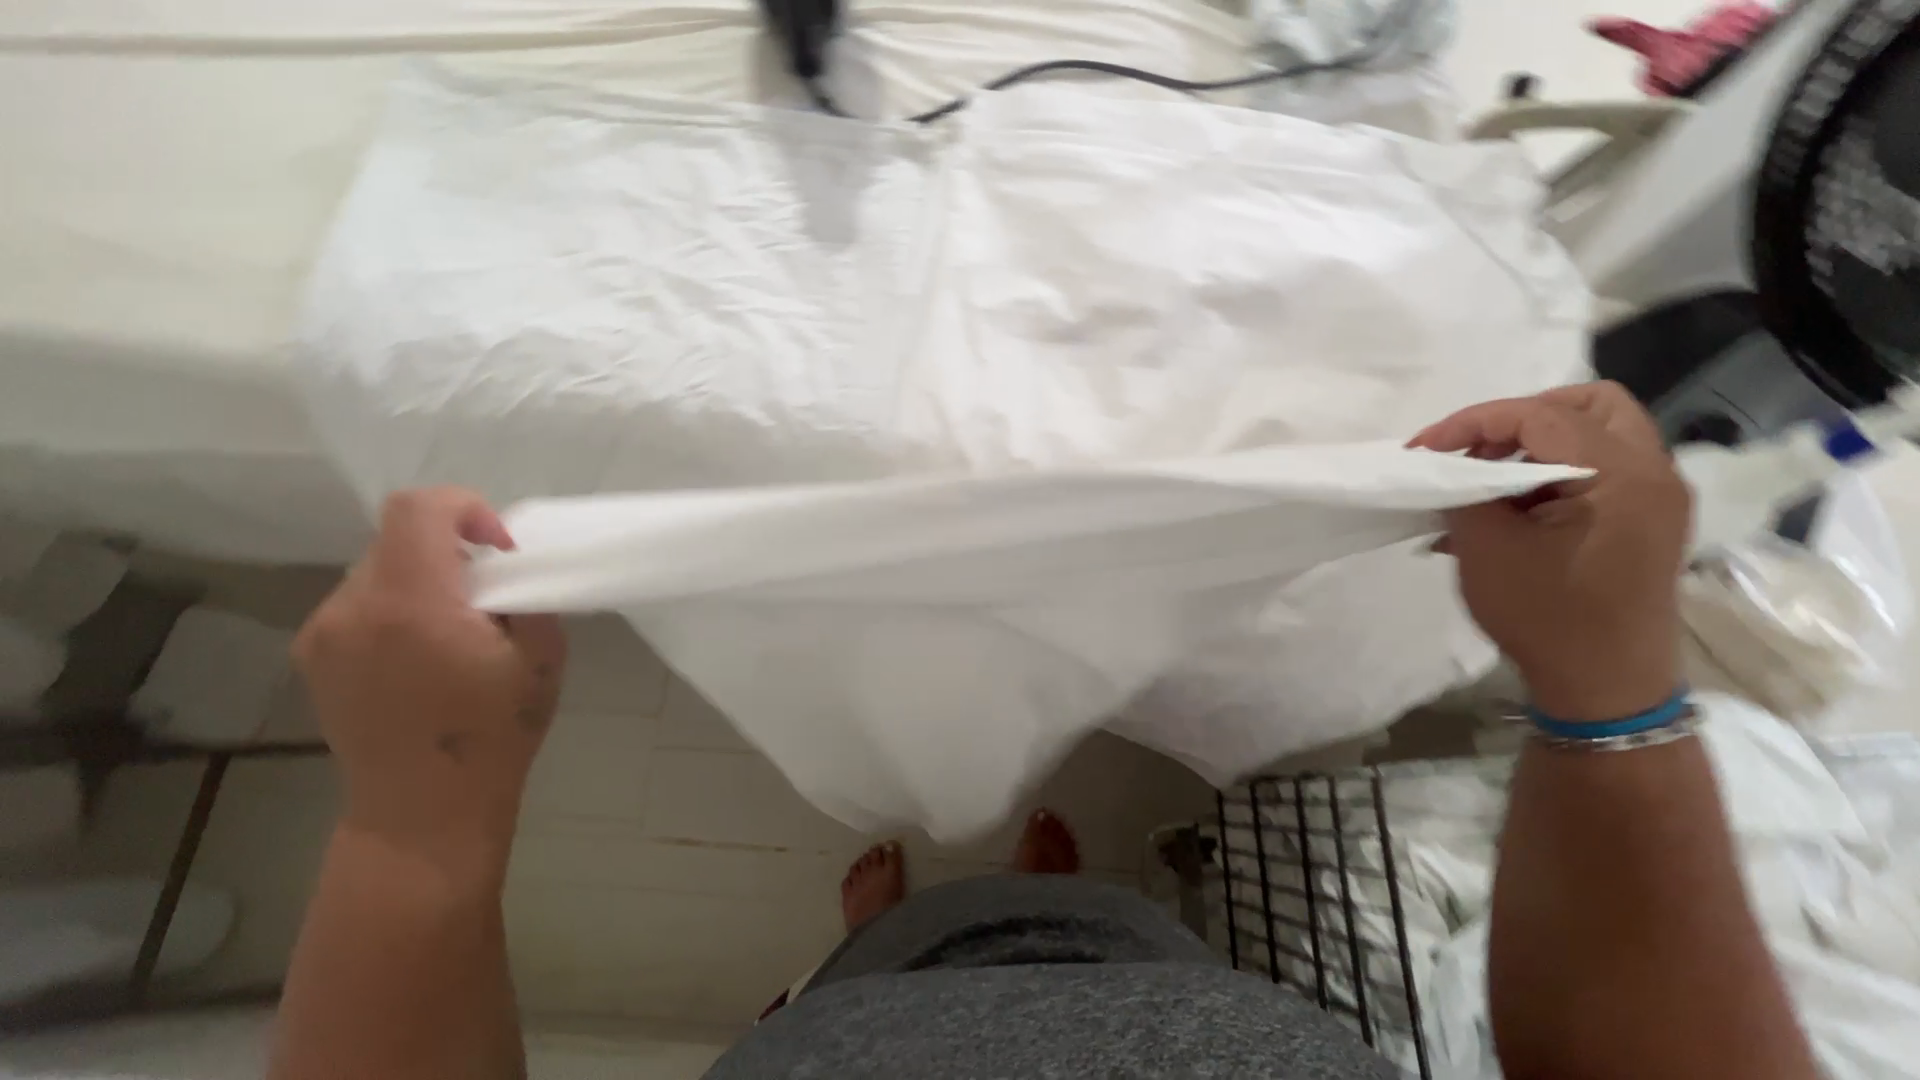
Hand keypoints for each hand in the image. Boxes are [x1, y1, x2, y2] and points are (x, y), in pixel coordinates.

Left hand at [294, 488, 565, 875]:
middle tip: (487, 595)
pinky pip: (359, 603)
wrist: (422, 813)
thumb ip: (527, 599)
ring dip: (422, 579)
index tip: (499, 550)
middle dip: (449, 549)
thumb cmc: (494, 737)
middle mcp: (351, 608)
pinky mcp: (312, 656)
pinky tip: (423, 652)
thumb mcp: (543, 659)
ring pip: (377, 569)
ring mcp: (323, 633)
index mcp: (412, 604)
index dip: (466, 508)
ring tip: (455, 628)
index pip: (419, 509)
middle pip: (398, 537)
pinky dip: (397, 606)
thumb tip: (504, 575)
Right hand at [1410, 382, 1689, 720]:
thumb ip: (1466, 491)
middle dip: (1521, 417)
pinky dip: (1554, 474)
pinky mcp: (1647, 524)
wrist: (1605, 687)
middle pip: (1589, 404)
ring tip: (1486, 483)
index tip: (1422, 448)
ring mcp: (1656, 499)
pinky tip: (1509, 511)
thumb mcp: (1486, 547)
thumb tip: (1454, 469)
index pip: (1539, 414)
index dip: (1472, 422)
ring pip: (1598, 435)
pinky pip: (1601, 472)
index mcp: (1619, 473)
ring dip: (1536, 446)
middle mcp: (1652, 473)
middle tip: (1475, 449)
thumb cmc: (1544, 614)